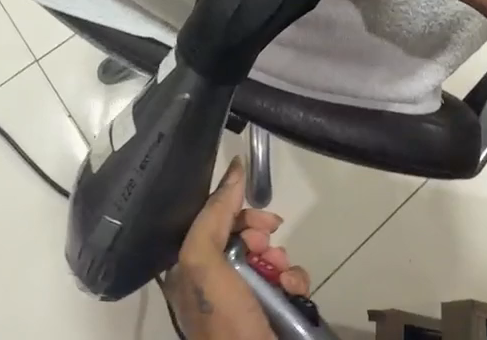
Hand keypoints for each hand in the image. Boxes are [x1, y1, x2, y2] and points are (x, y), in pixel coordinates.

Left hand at [166, 158, 312, 339]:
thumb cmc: (223, 319)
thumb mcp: (203, 261)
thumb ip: (213, 214)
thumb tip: (234, 167)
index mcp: (190, 270)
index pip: (210, 221)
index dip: (232, 208)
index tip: (253, 208)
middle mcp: (216, 283)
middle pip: (241, 236)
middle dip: (259, 231)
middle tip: (268, 240)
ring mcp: (249, 299)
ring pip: (269, 256)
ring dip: (280, 256)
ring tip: (282, 271)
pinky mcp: (277, 311)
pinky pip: (289, 281)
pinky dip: (295, 279)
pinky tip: (293, 288)